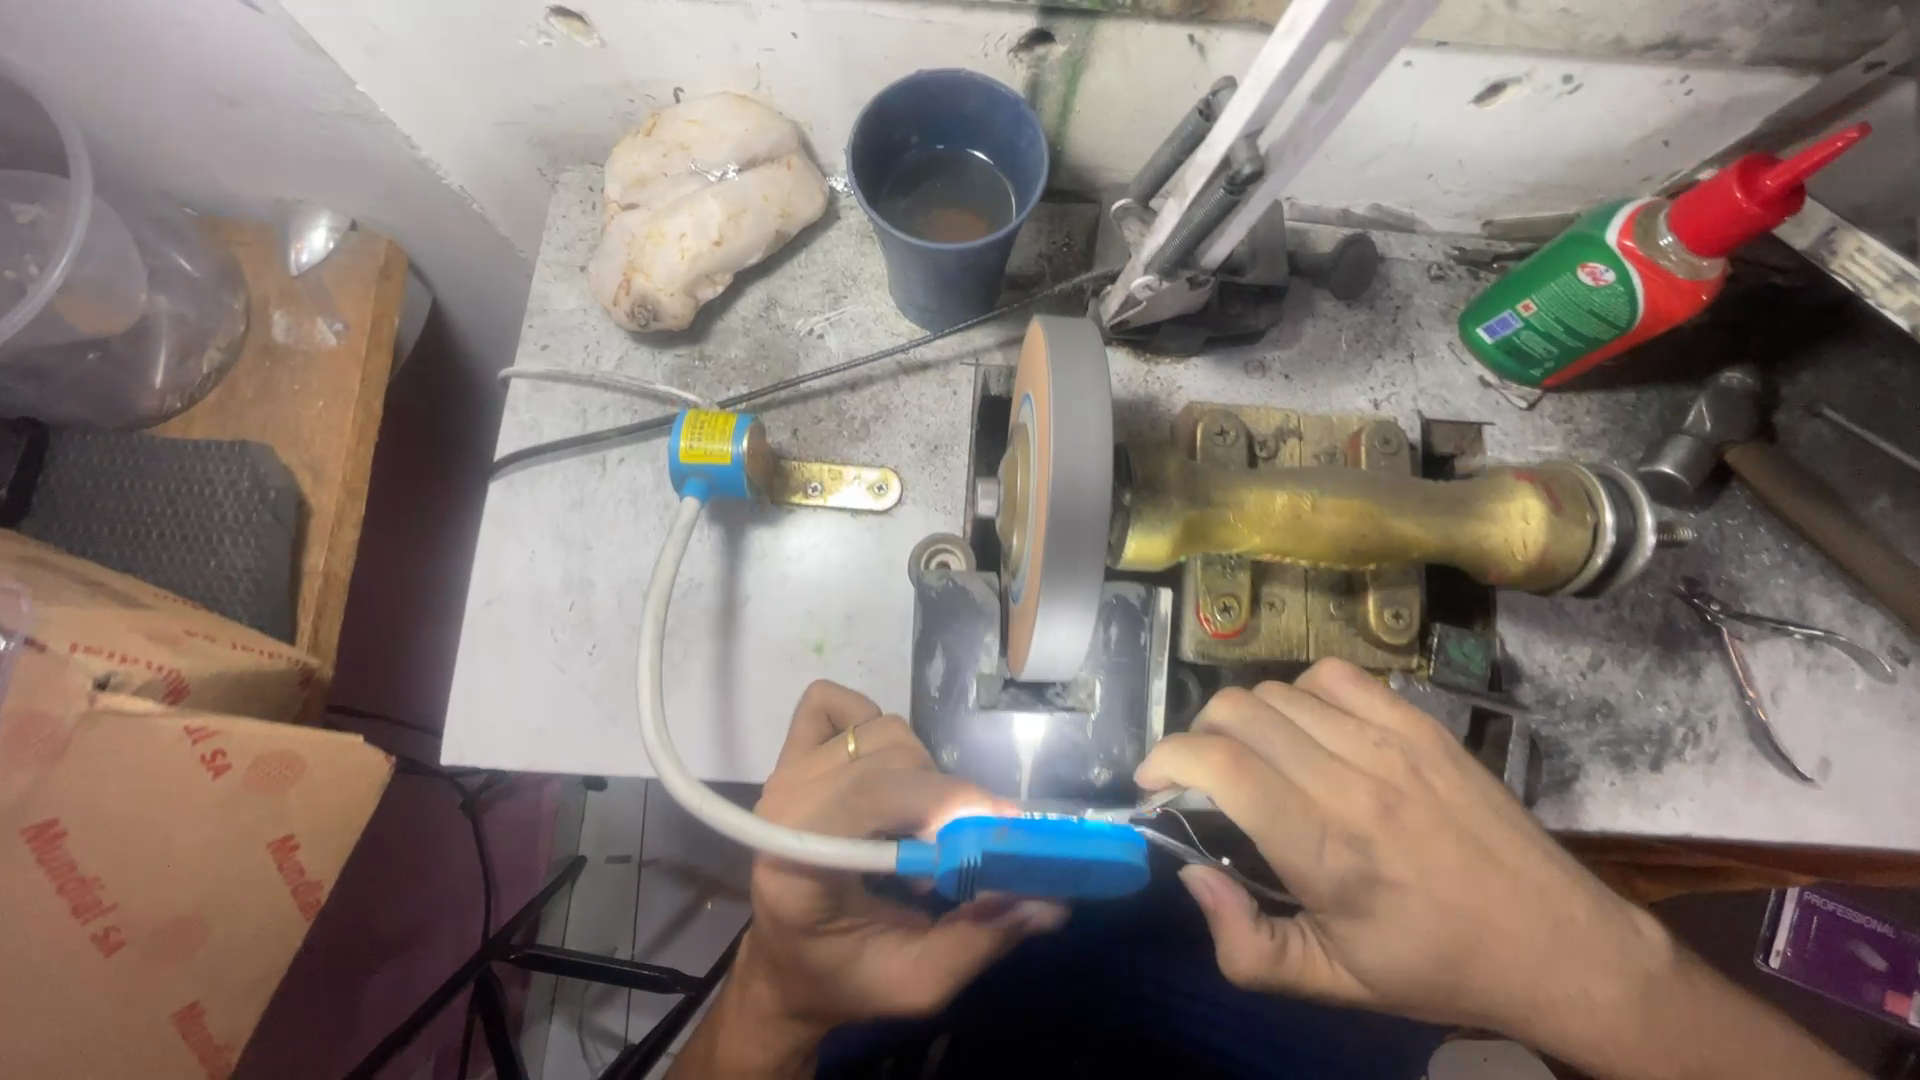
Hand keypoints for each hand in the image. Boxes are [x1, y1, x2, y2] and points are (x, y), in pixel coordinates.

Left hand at [722, 682, 1065, 1042]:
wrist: (789, 961)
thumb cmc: (846, 974)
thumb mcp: (916, 982)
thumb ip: (980, 939)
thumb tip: (1050, 901)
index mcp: (797, 864)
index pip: (872, 797)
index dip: (943, 800)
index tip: (1000, 825)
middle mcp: (784, 803)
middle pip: (890, 755)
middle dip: (942, 797)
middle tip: (954, 848)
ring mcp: (786, 770)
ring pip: (882, 729)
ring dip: (919, 770)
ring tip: (918, 825)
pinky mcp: (793, 752)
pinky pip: (838, 703)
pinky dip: (872, 724)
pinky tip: (886, 774)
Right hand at [1136, 659, 1671, 1044]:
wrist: (1561, 945)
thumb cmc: (1434, 967)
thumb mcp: (1330, 983)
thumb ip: (1243, 944)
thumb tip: (1189, 875)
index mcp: (1325, 849)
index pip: (1220, 764)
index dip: (1166, 758)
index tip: (1152, 782)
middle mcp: (1352, 781)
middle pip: (1237, 711)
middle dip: (1196, 736)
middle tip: (1201, 775)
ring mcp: (1390, 742)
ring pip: (1277, 691)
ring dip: (1244, 719)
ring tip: (1254, 756)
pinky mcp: (1420, 723)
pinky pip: (1332, 675)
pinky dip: (1299, 693)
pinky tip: (1307, 730)